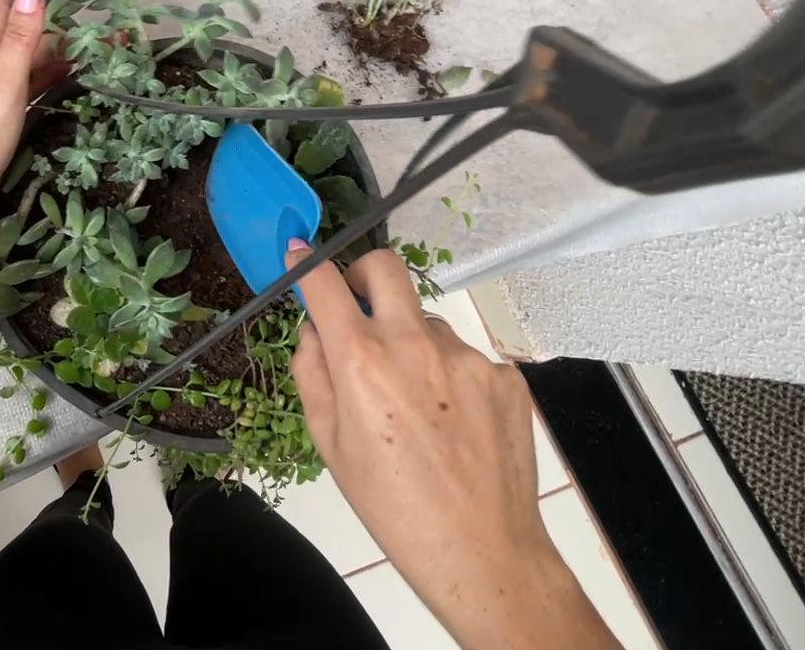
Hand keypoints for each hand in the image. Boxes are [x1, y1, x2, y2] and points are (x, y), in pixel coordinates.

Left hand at [0, 0, 67, 211]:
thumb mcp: (6, 79)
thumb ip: (20, 35)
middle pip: (13, 29)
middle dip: (34, 9)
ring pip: (23, 57)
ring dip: (45, 43)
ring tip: (75, 36)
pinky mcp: (1, 113)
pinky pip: (28, 82)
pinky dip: (46, 73)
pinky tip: (62, 75)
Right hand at [287, 245, 619, 649]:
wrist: (483, 554)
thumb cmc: (390, 502)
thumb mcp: (328, 439)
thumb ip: (312, 371)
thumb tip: (314, 329)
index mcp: (361, 360)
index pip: (324, 284)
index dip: (306, 261)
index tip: (298, 251)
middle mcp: (414, 344)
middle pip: (386, 267)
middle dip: (363, 275)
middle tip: (360, 308)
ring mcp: (466, 357)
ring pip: (426, 321)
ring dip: (411, 340)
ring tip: (416, 401)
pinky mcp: (505, 376)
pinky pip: (463, 356)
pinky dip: (448, 374)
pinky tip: (452, 420)